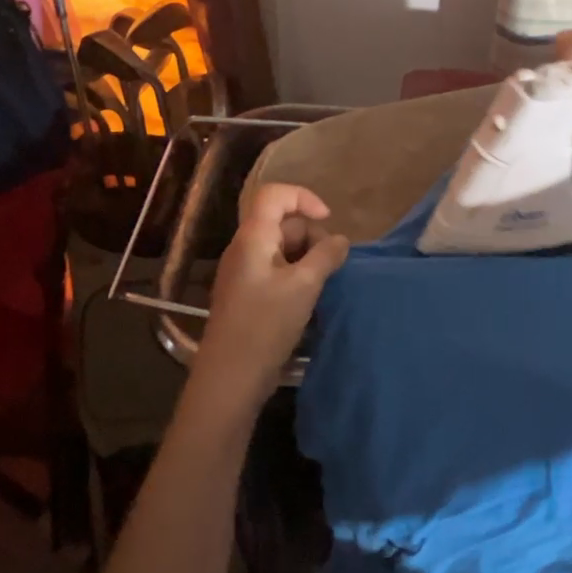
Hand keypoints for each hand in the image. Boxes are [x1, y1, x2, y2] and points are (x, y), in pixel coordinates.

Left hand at [193, 184, 349, 399]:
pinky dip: (297, 275)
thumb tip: (340, 240)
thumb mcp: (304, 286)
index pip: (274, 194)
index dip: (304, 198)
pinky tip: (309, 298)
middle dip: (311, 235)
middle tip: (330, 265)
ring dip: (307, 258)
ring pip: (282, 248)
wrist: (230, 378)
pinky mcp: (248, 294)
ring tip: (322, 284)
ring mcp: (244, 272)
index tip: (328, 220)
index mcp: (252, 238)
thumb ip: (326, 256)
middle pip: (282, 222)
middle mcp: (244, 248)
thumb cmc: (265, 326)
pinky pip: (277, 270)